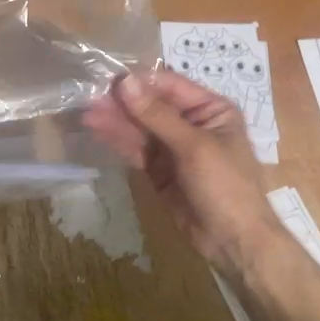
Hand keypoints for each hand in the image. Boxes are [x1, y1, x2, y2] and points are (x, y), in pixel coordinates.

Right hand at [84, 72, 282, 274]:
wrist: (233, 240)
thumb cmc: (225, 185)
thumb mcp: (193, 146)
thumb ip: (157, 114)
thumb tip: (124, 82)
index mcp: (211, 109)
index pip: (170, 85)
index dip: (139, 82)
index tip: (107, 80)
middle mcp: (192, 123)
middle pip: (151, 106)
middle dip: (122, 102)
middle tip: (89, 98)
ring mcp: (173, 147)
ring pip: (139, 127)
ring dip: (114, 120)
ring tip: (86, 114)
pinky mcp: (159, 169)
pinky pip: (135, 148)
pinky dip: (117, 140)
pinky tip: (97, 131)